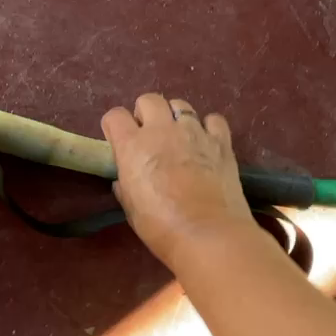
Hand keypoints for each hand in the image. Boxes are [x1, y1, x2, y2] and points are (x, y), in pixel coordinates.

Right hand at [102, 94, 256, 269]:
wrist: (209, 235)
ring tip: (179, 138)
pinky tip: (206, 143)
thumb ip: (125, 184)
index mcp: (132, 145)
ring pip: (181, 105)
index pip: (114, 116)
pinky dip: (208, 127)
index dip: (115, 126)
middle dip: (145, 113)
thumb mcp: (130, 207)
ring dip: (175, 117)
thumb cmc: (161, 226)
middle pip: (148, 100)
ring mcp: (193, 132)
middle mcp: (161, 130)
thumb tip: (126, 179)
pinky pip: (213, 120)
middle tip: (149, 135)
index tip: (119, 140)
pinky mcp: (221, 142)